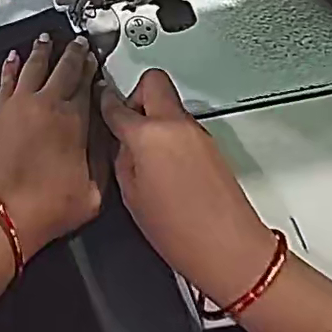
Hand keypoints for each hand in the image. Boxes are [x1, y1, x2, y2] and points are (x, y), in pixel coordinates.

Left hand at [0, 33, 104, 258]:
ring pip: (34, 66)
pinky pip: (7, 79)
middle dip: (73, 53)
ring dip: (43, 51)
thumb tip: (109, 145)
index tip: (97, 61)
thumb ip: (103, 162)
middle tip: (79, 43)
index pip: (89, 85)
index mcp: (74, 121)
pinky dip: (11, 66)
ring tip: (47, 40)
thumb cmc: (41, 207)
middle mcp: (47, 105)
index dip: (94, 70)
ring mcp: (20, 105)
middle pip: (64, 69)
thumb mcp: (93, 193)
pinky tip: (13, 58)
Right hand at [101, 69, 276, 301]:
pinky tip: (163, 164)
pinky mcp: (212, 146)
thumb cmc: (183, 232)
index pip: (117, 104)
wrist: (231, 250)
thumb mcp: (131, 194)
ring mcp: (198, 133)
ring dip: (154, 117)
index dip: (104, 102)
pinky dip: (169, 134)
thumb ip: (121, 157)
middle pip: (153, 81)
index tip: (101, 101)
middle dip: (135, 94)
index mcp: (149, 135)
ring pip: (169, 103)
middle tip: (126, 118)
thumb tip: (121, 143)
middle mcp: (176, 125)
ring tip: (144, 151)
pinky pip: (183, 125)